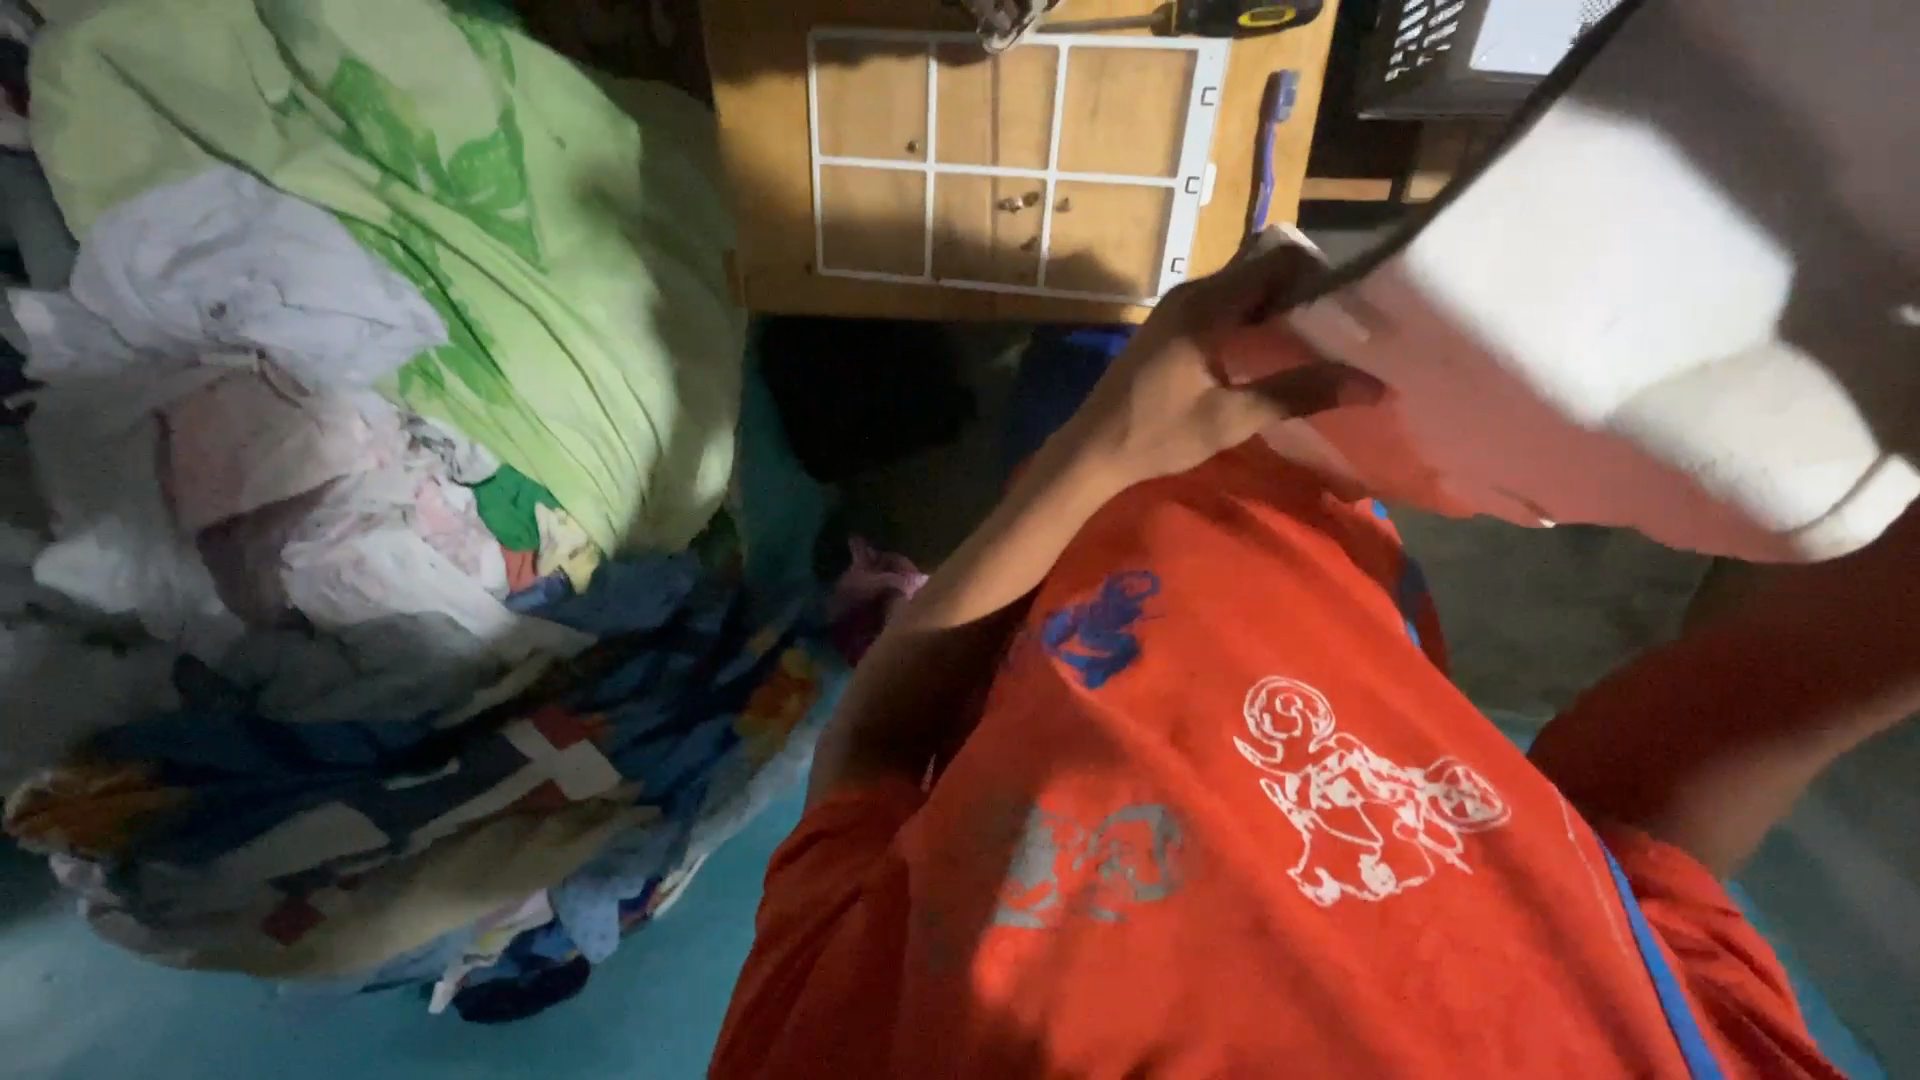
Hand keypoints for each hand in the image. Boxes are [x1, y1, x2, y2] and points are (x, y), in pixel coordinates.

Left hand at [1058, 230, 1382, 494]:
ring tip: (1309, 343)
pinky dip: (1248, 318)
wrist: (1091, 451)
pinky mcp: (1167, 327)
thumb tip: (1372, 385)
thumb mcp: (1231, 419)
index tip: (1348, 309)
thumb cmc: (1157, 435)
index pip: (1278, 258)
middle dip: (1302, 292)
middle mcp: (1190, 293)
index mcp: (1206, 305)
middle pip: (1261, 269)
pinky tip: (1264, 354)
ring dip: (1275, 307)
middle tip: (1337, 329)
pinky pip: (1220, 304)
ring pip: (1240, 287)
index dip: (1319, 275)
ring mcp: (1174, 308)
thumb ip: (1298, 393)